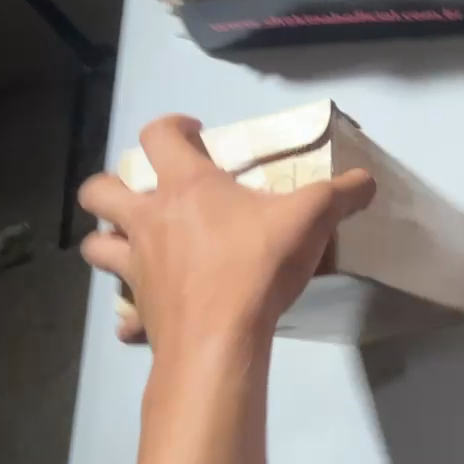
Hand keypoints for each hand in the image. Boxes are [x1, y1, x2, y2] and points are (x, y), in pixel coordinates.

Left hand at [77, 114, 376, 354]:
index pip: (158, 137)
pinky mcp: (141, 310)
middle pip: (99, 190)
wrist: (221, 337)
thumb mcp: (314, 216)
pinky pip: (123, 312)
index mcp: (188, 187)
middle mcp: (151, 220)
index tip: (193, 132)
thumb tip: (367, 181)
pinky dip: (130, 310)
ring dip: (110, 238)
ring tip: (139, 243)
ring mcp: (137, 267)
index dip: (171, 126)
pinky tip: (150, 312)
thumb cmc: (259, 262)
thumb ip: (344, 193)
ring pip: (96, 244)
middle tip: (150, 191)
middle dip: (114, 183)